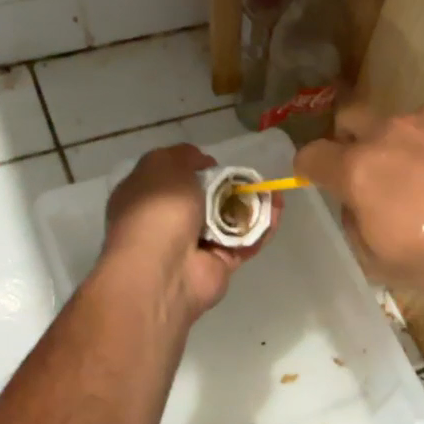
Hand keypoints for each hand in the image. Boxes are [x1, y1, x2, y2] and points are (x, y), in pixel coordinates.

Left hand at [101, 144, 274, 321]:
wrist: (165, 268)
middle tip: (250, 177)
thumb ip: (184, 155)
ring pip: (229, 221)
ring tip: (273, 191)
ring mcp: (194, 246)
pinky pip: (245, 242)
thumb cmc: (158, 209)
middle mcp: (168, 222)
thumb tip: (203, 162)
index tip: (213, 163)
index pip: (170, 179)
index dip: (193, 168)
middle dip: (229, 187)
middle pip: (205, 199)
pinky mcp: (220, 265)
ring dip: (252, 205)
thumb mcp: (163, 164)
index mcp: (145, 198)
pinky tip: (277, 209)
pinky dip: (262, 226)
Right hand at [293, 100, 423, 298]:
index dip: (309, 169)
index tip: (318, 181)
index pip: (311, 156)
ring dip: (410, 148)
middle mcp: (389, 132)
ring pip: (404, 125)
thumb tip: (357, 212)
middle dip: (352, 141)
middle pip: (350, 119)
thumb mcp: (392, 269)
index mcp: (360, 172)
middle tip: (378, 176)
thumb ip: (359, 234)